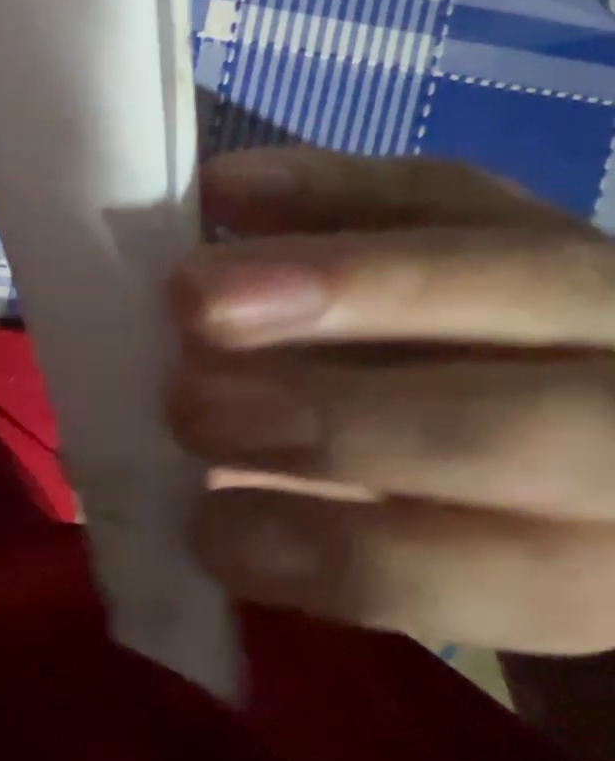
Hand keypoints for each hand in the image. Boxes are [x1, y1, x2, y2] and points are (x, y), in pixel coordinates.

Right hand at [169, 147, 614, 654]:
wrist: (520, 421)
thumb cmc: (437, 519)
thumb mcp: (408, 568)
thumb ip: (323, 548)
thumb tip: (187, 502)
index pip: (515, 575)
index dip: (358, 554)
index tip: (209, 533)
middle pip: (534, 427)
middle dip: (347, 417)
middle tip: (189, 405)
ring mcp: (608, 302)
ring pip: (508, 276)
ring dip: (333, 283)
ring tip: (189, 294)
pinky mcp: (526, 212)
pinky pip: (439, 188)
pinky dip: (319, 185)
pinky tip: (220, 192)